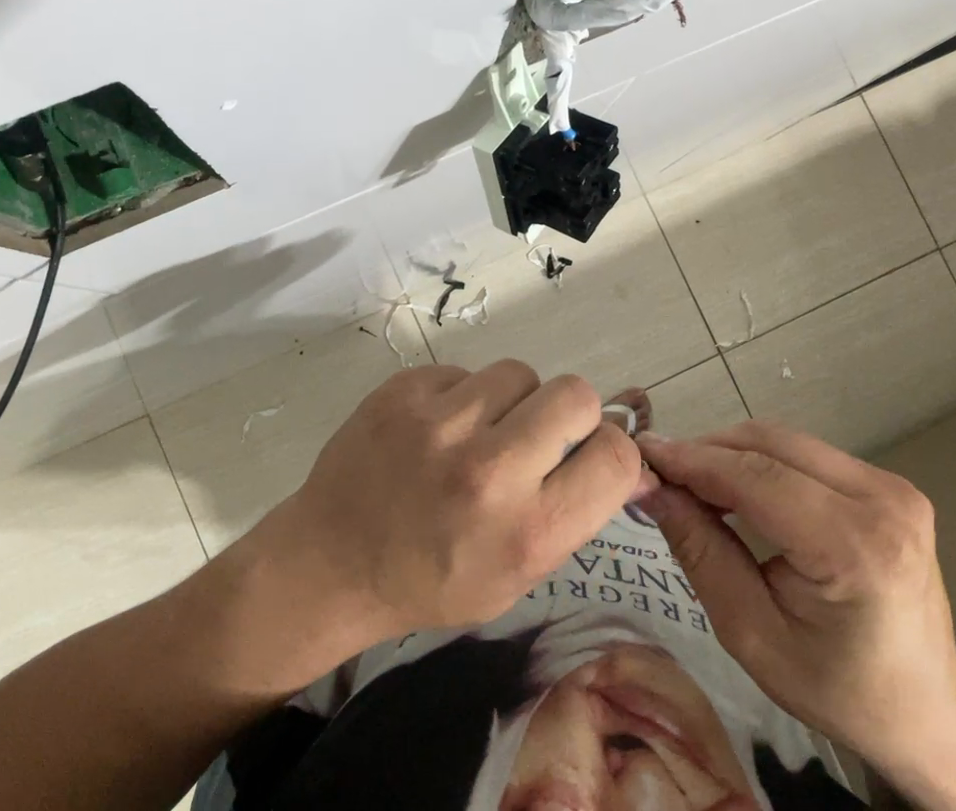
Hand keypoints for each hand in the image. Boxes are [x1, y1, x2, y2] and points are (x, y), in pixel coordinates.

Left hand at [262, 361, 646, 640]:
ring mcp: (440, 423)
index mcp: (528, 529)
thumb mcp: (517, 578)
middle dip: (568, 416)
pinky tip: (436, 430)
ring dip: (512, 401)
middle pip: (576, 395)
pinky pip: (464, 372)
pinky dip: (461, 397)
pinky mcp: (402, 391)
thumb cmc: (432, 582)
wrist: (332, 563)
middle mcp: (490, 470)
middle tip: (536, 439)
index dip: (609, 454)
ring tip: (480, 433)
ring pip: (519, 373)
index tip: (585, 461)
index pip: (615, 456)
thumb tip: (623, 456)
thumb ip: (573, 516)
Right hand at [635, 422, 955, 795]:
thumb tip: (653, 490)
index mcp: (854, 546)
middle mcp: (883, 500)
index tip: (639, 454)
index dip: (690, 460)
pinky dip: (761, 464)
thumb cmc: (835, 688)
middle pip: (769, 444)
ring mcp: (894, 488)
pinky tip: (734, 493)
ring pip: (786, 443)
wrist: (924, 711)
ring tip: (690, 488)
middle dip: (706, 452)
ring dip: (731, 456)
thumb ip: (700, 552)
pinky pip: (808, 456)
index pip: (753, 475)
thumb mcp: (749, 632)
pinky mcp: (891, 488)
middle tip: (659, 476)